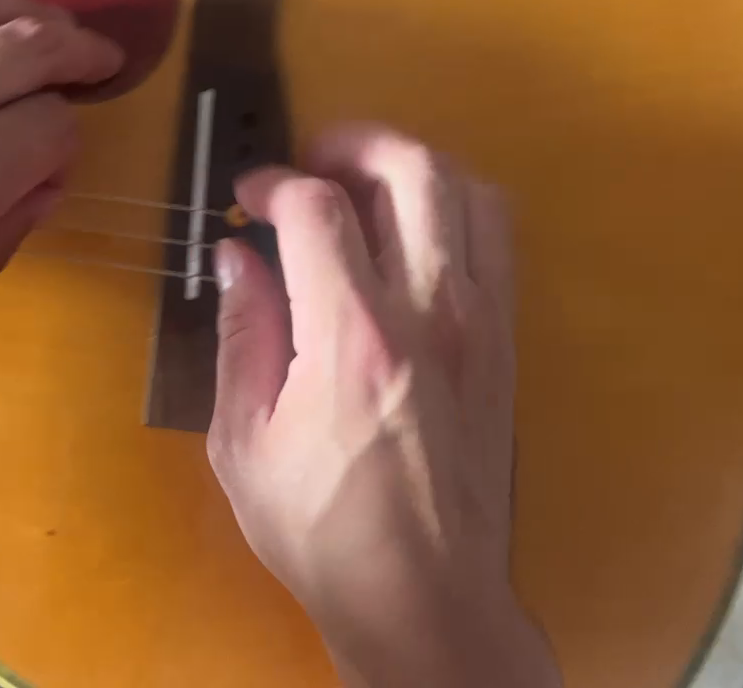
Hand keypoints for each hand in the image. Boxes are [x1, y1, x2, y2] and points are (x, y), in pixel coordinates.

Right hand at [206, 126, 558, 687]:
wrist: (427, 599)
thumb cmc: (318, 524)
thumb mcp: (242, 437)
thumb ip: (242, 331)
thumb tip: (235, 255)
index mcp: (353, 339)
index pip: (317, 208)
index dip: (272, 183)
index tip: (245, 199)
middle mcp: (432, 312)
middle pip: (410, 169)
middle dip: (350, 142)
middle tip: (306, 163)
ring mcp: (483, 321)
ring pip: (465, 188)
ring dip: (405, 165)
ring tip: (356, 185)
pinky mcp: (506, 338)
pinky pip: (493, 233)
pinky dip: (448, 202)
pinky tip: (404, 230)